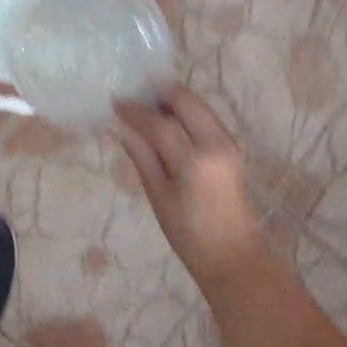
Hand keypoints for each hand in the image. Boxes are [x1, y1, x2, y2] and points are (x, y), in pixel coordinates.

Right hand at [114, 87, 264, 284]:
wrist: (232, 254)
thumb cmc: (188, 232)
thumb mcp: (157, 194)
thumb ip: (140, 153)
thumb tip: (117, 125)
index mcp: (195, 159)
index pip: (158, 122)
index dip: (135, 109)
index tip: (114, 101)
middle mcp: (216, 142)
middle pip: (185, 100)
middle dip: (158, 92)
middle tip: (134, 94)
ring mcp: (228, 142)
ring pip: (198, 105)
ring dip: (172, 100)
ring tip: (146, 105)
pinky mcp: (231, 146)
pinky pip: (205, 116)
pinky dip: (184, 111)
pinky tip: (166, 119)